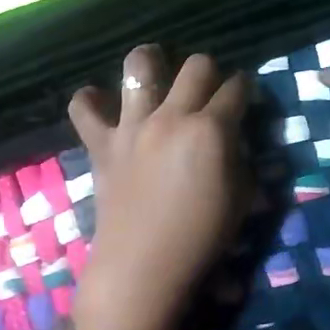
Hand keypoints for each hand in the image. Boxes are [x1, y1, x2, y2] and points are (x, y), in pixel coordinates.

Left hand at [68, 45, 249, 329]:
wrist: (143, 267)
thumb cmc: (201, 239)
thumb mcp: (240, 201)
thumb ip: (239, 161)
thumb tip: (233, 142)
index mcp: (210, 130)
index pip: (237, 89)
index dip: (245, 89)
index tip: (245, 97)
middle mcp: (171, 116)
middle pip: (197, 66)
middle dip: (210, 72)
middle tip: (209, 92)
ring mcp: (132, 126)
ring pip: (139, 66)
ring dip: (151, 62)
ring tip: (156, 70)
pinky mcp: (102, 144)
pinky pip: (84, 109)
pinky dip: (90, 102)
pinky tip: (101, 105)